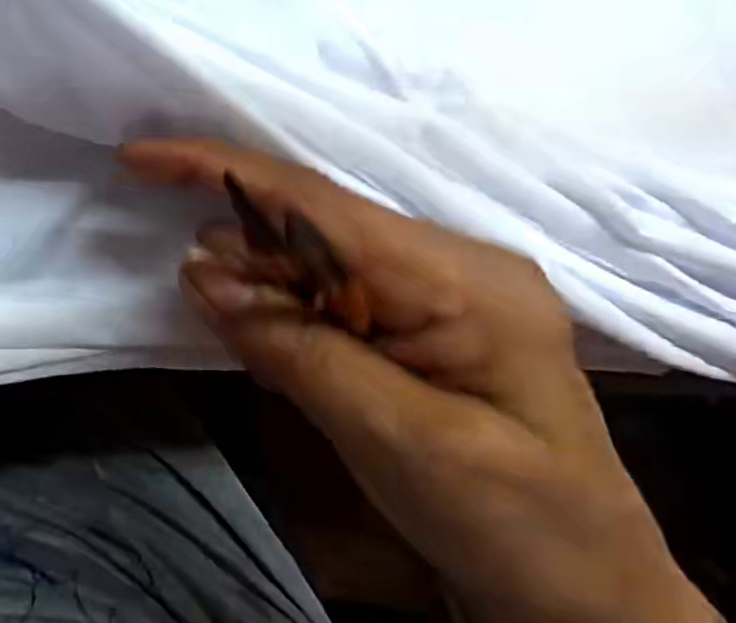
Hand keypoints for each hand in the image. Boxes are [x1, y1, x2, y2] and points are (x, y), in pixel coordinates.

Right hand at [120, 138, 719, 622]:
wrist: (594, 601)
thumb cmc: (519, 530)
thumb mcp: (402, 446)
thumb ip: (297, 347)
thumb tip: (199, 271)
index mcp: (461, 279)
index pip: (316, 203)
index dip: (222, 170)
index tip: (141, 157)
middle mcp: (450, 257)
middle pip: (312, 216)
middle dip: (232, 227)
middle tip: (180, 264)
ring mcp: (440, 280)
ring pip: (315, 247)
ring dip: (254, 270)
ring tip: (218, 303)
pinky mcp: (422, 307)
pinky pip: (330, 280)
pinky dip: (281, 296)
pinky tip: (265, 321)